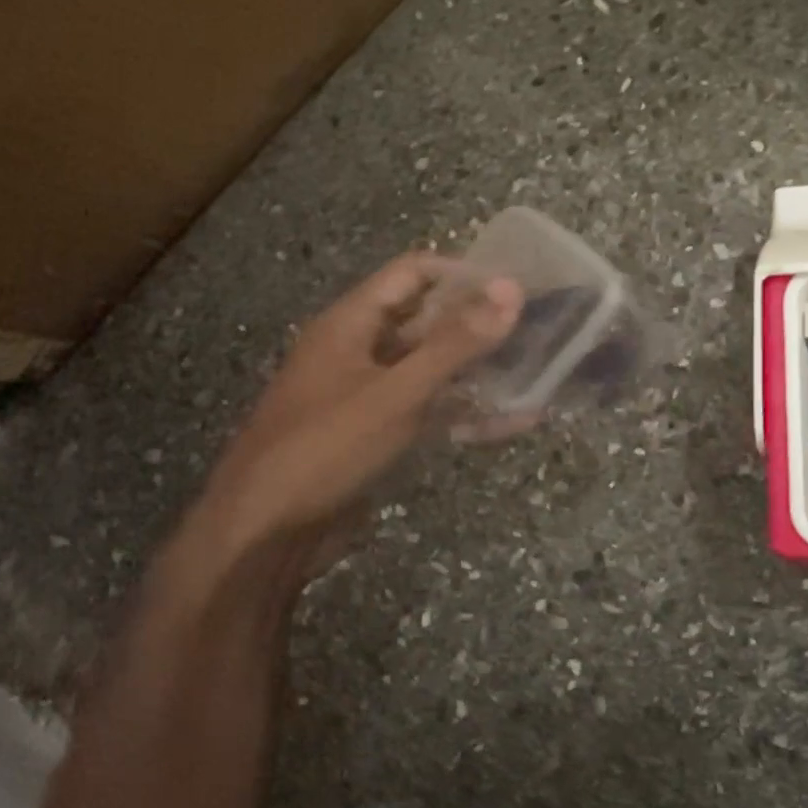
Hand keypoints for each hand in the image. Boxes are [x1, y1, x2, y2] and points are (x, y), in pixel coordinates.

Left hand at [191, 253, 522, 572]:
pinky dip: (470, 411)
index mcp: (350, 325)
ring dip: (482, 368)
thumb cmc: (326, 449)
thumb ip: (456, 342)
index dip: (464, 273)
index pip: (413, 274)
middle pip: (428, 320)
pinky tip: (516, 420)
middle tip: (541, 328)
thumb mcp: (398, 392)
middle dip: (482, 322)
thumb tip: (511, 288)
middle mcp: (359, 351)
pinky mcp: (381, 432)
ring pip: (435, 367)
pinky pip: (434, 409)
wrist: (266, 533)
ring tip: (540, 370)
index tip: (521, 287)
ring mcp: (370, 394)